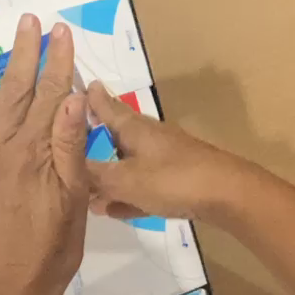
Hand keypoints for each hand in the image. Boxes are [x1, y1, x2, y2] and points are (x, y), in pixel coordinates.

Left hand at [0, 15, 90, 294]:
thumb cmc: (52, 249)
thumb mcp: (75, 198)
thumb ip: (69, 147)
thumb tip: (71, 97)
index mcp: (33, 153)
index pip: (48, 96)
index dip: (56, 61)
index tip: (60, 31)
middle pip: (11, 93)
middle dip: (22, 54)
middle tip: (26, 21)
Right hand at [82, 80, 270, 224]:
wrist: (227, 194)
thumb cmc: (173, 179)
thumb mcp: (125, 179)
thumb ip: (94, 175)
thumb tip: (66, 167)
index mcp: (134, 128)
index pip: (106, 107)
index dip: (90, 99)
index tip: (75, 86)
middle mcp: (149, 138)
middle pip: (115, 136)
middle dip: (93, 141)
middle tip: (69, 145)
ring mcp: (165, 159)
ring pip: (127, 163)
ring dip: (108, 174)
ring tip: (85, 189)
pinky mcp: (177, 180)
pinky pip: (143, 185)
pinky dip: (127, 193)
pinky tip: (113, 209)